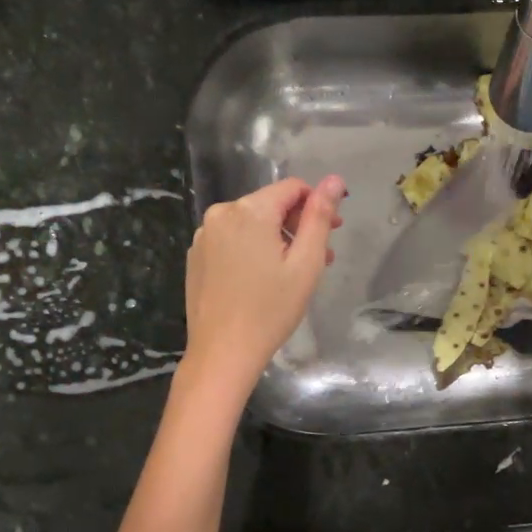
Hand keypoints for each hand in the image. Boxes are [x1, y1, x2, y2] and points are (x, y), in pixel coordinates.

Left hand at [183, 175, 344, 387]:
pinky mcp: (196, 256)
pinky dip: (252, 251)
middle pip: (269, 205)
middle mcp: (222, 213)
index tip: (333, 232)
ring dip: (276, 239)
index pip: (292, 188)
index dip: (317, 204)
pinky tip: (262, 281)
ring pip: (250, 224)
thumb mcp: (306, 264)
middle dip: (298, 225)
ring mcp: (204, 235)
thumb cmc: (271, 310)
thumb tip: (335, 180)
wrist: (223, 351)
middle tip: (320, 258)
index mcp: (250, 211)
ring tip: (293, 273)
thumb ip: (320, 218)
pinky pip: (232, 241)